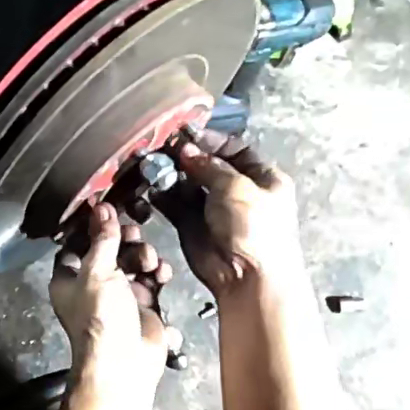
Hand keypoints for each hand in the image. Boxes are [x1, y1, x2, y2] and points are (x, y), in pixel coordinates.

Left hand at [50, 202, 173, 389]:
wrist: (124, 363)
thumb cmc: (101, 315)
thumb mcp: (97, 272)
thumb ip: (102, 239)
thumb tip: (99, 208)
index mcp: (68, 278)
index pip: (76, 244)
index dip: (92, 227)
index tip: (110, 210)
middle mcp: (91, 286)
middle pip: (109, 251)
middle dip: (125, 241)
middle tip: (134, 235)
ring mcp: (118, 296)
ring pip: (133, 264)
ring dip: (144, 257)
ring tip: (149, 262)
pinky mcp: (142, 307)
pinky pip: (151, 282)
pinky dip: (157, 276)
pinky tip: (161, 276)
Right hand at [165, 130, 303, 297]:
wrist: (247, 275)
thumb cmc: (253, 227)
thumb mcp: (236, 187)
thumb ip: (208, 165)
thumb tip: (184, 149)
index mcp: (261, 177)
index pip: (233, 148)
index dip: (209, 140)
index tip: (183, 134)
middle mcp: (235, 190)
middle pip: (206, 165)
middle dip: (183, 157)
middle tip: (158, 150)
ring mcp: (211, 208)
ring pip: (186, 184)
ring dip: (169, 175)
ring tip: (149, 167)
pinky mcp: (191, 225)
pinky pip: (173, 205)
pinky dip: (160, 196)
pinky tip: (148, 188)